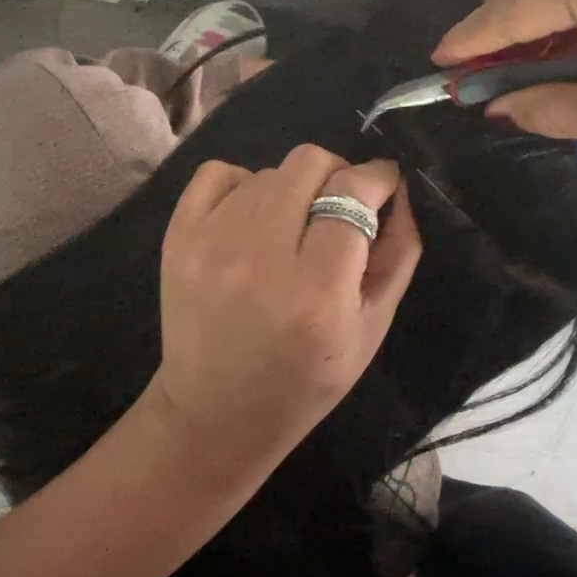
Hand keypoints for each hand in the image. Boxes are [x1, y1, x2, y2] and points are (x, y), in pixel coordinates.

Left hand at [146, 146, 421, 463]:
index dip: (377, 179)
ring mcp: (210, 242)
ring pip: (269, 171)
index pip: (352, 192)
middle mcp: (260, 258)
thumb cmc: (306, 380)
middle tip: (337, 209)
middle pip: (309, 163)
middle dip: (337, 176)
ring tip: (290, 233)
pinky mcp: (178, 236)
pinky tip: (250, 221)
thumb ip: (397, 253)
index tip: (383, 184)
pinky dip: (244, 186)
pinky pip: (220, 172)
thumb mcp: (372, 329)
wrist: (216, 413)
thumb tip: (398, 189)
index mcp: (316, 293)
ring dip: (292, 191)